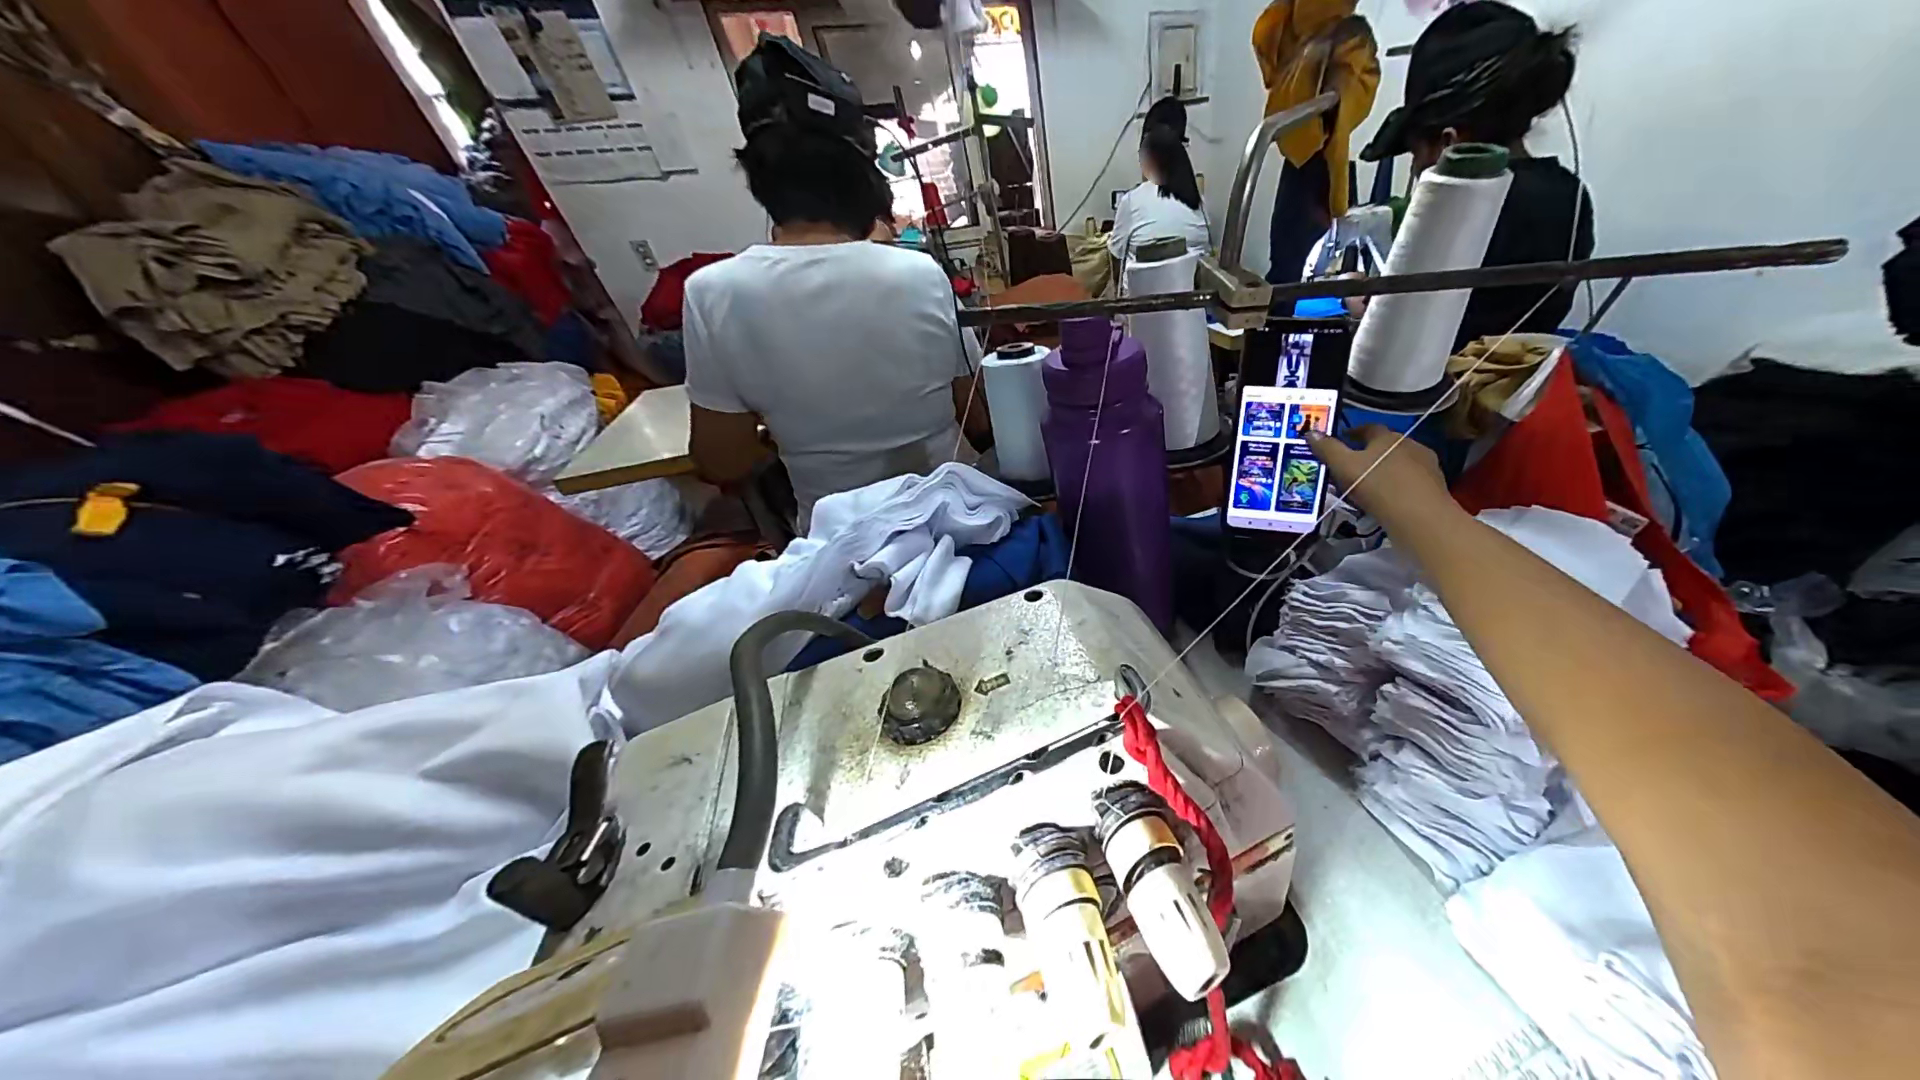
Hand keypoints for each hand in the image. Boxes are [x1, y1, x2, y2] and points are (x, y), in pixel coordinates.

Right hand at [1305, 425, 1454, 528]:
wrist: (1419, 515)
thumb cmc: (1377, 486)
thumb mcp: (1343, 467)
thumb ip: (1327, 449)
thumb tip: (1311, 432)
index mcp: (1386, 437)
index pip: (1367, 428)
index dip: (1352, 432)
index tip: (1342, 439)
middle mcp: (1409, 444)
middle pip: (1384, 444)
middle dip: (1368, 452)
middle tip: (1352, 466)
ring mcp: (1426, 463)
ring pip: (1399, 461)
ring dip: (1384, 467)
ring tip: (1370, 483)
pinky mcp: (1435, 482)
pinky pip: (1410, 477)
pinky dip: (1397, 482)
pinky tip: (1388, 496)